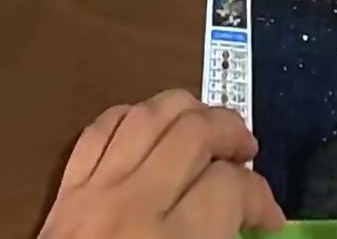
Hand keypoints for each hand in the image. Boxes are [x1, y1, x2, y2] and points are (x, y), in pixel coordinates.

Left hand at [40, 89, 285, 238]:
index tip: (271, 218)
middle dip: (231, 131)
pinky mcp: (66, 189)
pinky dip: (132, 115)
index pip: (229, 189)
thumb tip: (246, 229)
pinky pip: (102, 127)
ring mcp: (95, 189)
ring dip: (187, 109)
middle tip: (248, 152)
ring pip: (149, 113)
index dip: (262, 198)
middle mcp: (133, 204)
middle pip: (193, 132)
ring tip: (207, 123)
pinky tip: (150, 125)